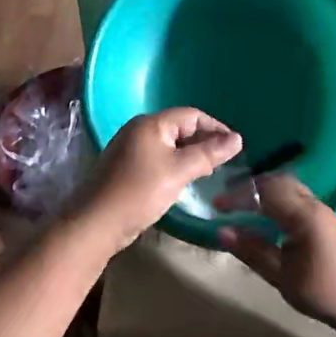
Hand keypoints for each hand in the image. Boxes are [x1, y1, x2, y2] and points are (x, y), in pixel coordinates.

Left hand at [73, 108, 241, 246]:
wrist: (98, 221)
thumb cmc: (140, 191)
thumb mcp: (179, 171)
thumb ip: (209, 154)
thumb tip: (237, 139)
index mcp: (150, 123)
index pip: (191, 115)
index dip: (216, 127)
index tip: (236, 146)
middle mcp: (138, 129)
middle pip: (180, 127)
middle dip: (204, 140)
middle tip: (227, 160)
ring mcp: (130, 148)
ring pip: (169, 144)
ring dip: (190, 153)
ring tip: (211, 170)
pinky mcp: (126, 166)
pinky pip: (158, 157)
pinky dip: (175, 163)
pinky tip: (185, 179)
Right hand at [217, 173, 335, 333]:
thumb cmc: (324, 293)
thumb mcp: (281, 276)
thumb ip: (251, 250)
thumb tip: (221, 230)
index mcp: (305, 216)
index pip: (266, 190)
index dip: (239, 194)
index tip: (218, 206)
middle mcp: (316, 206)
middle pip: (279, 182)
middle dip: (251, 188)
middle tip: (229, 203)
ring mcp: (326, 211)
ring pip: (291, 189)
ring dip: (266, 194)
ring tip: (245, 209)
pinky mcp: (330, 221)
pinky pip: (299, 199)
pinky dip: (279, 201)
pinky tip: (269, 219)